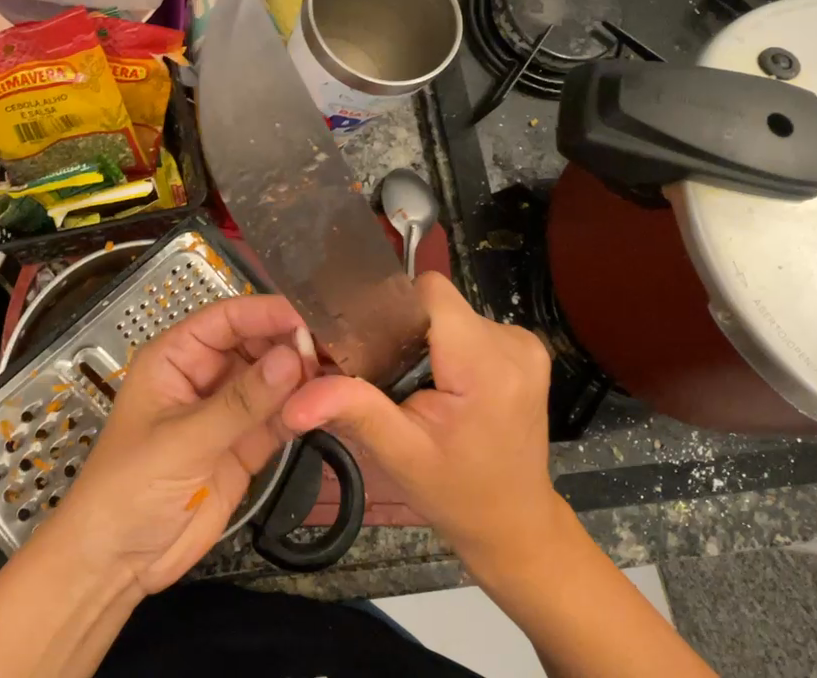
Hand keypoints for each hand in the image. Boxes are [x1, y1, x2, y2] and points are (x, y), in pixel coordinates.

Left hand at [46, 294, 313, 592]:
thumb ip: (241, 402)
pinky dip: (300, 413)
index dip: (264, 314)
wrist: (117, 558)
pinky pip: (278, 419)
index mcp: (175, 358)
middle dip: (290, 346)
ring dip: (301, 380)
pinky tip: (326, 408)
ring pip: (272, 382)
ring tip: (339, 378)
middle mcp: (204, 376)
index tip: (308, 319)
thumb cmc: (130, 486)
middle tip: (332, 353)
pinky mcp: (244, 447)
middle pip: (255, 346)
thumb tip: (292, 357)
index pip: (225, 320)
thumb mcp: (184, 440)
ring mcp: (226, 412)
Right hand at [281, 273, 565, 568]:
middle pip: (436, 305)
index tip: (369, 345)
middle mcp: (513, 343)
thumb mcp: (399, 454)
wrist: (514, 523)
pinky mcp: (525, 350)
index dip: (391, 309)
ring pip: (449, 313)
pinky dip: (446, 348)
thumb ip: (353, 411)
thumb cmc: (457, 492)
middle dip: (404, 331)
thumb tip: (292, 402)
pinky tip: (440, 386)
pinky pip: (467, 327)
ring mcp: (524, 345)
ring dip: (424, 340)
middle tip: (384, 376)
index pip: (430, 293)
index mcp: (486, 365)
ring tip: (412, 385)